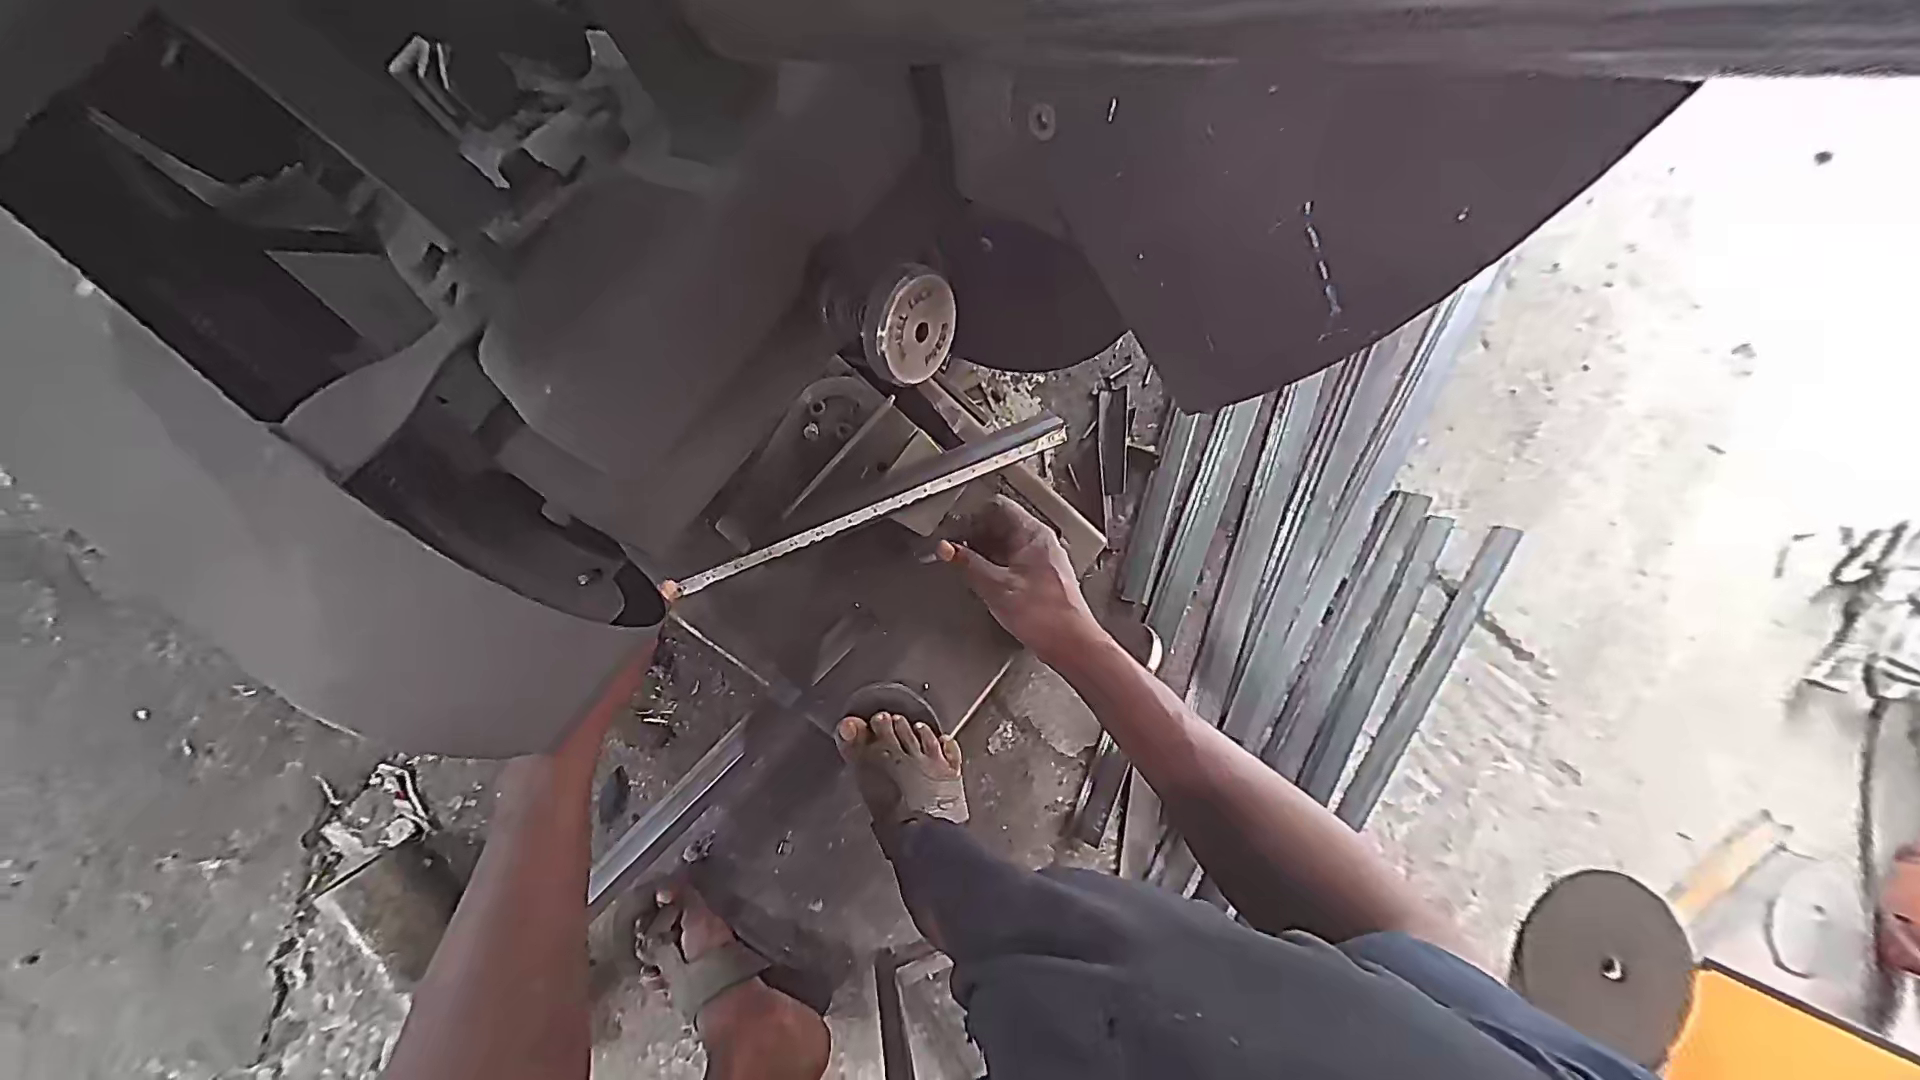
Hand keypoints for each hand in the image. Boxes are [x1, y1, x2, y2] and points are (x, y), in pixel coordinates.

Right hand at [938, 495, 1105, 663]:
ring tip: (963, 564)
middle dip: (975, 535)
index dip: (971, 515)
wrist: (1071, 645)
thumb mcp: (995, 587)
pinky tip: (984, 580)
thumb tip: (948, 550)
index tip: (953, 528)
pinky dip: (996, 566)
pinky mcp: (1042, 579)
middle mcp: (1041, 543)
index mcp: (1034, 534)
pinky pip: (1014, 562)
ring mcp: (1043, 560)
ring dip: (984, 552)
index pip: (997, 507)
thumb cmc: (1046, 616)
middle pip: (1001, 525)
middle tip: (953, 547)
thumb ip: (968, 564)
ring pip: (1007, 545)